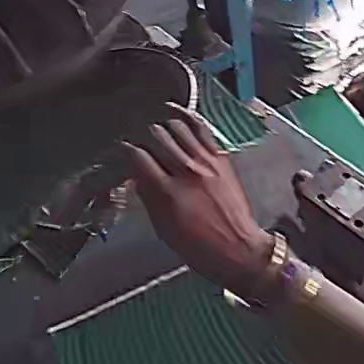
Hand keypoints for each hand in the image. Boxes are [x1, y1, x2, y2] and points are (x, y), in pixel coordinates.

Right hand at [125, 103, 275, 299]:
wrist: (239, 250)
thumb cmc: (201, 248)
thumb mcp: (164, 229)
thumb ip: (149, 199)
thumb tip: (137, 178)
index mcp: (168, 192)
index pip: (139, 157)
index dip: (128, 150)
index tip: (124, 150)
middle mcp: (186, 172)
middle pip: (158, 137)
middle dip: (144, 135)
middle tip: (140, 137)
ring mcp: (206, 162)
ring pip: (178, 128)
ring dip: (163, 124)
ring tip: (156, 125)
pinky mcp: (221, 159)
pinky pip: (202, 129)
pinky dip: (188, 117)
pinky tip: (177, 112)